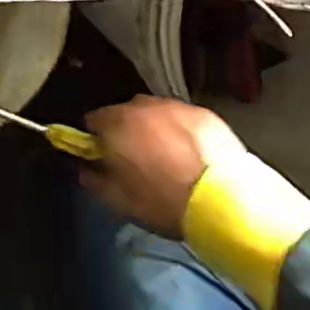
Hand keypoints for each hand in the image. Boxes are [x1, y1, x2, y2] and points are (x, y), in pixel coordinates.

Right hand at [80, 96, 247, 236]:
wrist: (224, 201)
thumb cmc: (165, 203)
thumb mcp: (123, 202)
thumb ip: (97, 182)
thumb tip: (86, 172)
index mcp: (118, 124)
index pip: (95, 119)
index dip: (97, 137)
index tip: (103, 153)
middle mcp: (143, 106)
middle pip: (125, 112)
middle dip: (126, 130)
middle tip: (136, 157)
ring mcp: (175, 106)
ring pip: (155, 112)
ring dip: (154, 127)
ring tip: (167, 155)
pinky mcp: (203, 113)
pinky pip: (182, 117)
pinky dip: (181, 129)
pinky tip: (191, 152)